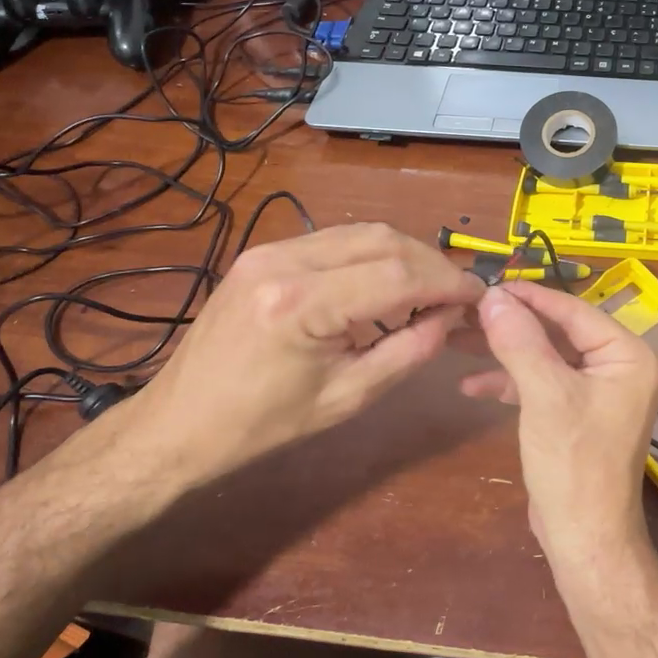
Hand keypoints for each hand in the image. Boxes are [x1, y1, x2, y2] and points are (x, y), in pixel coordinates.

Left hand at [115, 223, 484, 487]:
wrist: (177, 424)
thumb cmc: (262, 425)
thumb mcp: (349, 397)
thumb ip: (410, 350)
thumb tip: (454, 314)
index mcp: (300, 305)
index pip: (398, 274)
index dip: (448, 282)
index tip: (480, 297)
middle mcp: (285, 261)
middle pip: (384, 240)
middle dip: (431, 263)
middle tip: (458, 294)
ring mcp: (270, 249)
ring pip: (363, 232)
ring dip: (405, 255)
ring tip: (428, 290)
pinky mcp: (264, 251)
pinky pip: (337, 240)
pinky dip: (374, 255)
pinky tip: (386, 284)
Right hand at [461, 282, 657, 560]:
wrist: (584, 538)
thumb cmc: (574, 464)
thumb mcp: (545, 396)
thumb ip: (520, 342)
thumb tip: (492, 296)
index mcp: (628, 354)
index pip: (574, 310)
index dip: (529, 296)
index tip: (486, 283)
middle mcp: (619, 365)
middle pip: (558, 331)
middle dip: (511, 324)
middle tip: (466, 309)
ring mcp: (598, 390)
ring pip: (546, 356)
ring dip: (504, 351)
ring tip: (457, 339)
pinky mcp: (577, 412)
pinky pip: (543, 383)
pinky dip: (510, 382)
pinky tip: (470, 385)